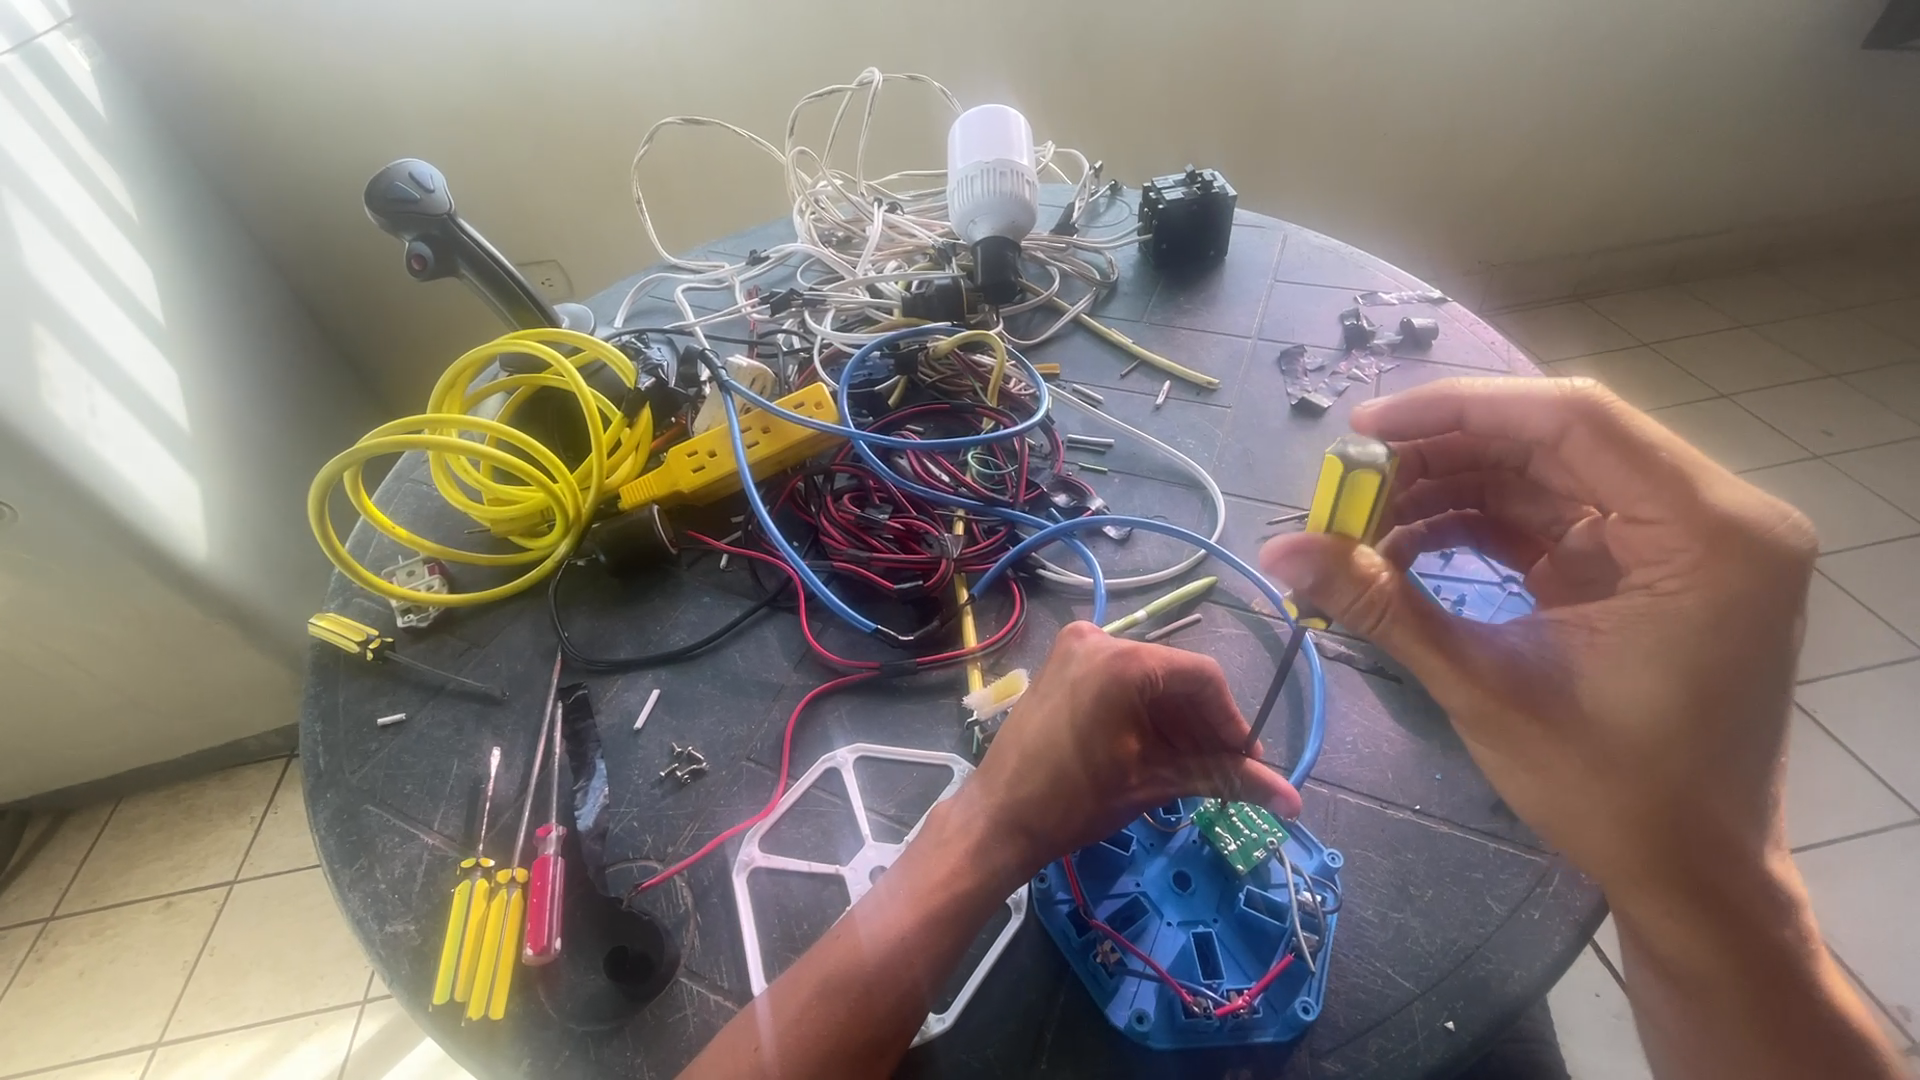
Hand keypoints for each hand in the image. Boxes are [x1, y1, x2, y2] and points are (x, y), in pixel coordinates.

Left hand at [956, 621, 1301, 879]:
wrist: (998, 818)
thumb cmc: (1074, 801)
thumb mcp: (1152, 783)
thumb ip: (1223, 779)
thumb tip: (1293, 799)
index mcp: (1122, 660)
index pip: (1203, 678)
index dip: (1233, 723)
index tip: (1248, 765)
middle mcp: (1099, 639)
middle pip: (1176, 678)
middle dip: (1205, 728)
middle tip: (1224, 774)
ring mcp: (1076, 649)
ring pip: (1149, 681)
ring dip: (1177, 724)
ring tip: (1193, 770)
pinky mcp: (1063, 665)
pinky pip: (1120, 682)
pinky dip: (1145, 714)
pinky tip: (1158, 752)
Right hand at [1259, 377, 1813, 909]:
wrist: (1685, 867)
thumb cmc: (1609, 788)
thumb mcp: (1481, 686)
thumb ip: (1380, 605)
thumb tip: (1277, 553)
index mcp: (1702, 534)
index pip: (1569, 420)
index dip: (1455, 411)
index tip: (1360, 434)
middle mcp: (1699, 516)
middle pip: (1543, 441)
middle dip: (1431, 459)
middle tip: (1343, 491)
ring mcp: (1666, 539)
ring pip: (1530, 475)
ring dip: (1437, 493)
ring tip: (1358, 529)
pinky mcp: (1630, 564)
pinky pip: (1534, 516)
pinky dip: (1461, 526)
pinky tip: (1399, 552)